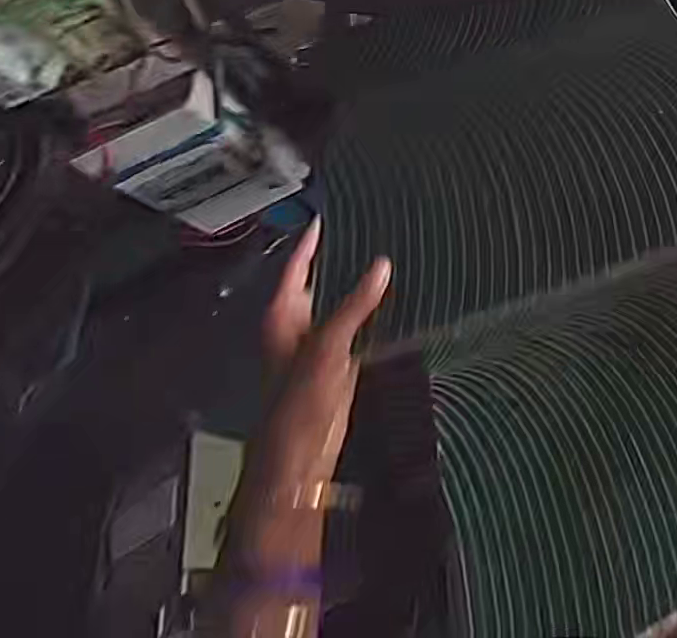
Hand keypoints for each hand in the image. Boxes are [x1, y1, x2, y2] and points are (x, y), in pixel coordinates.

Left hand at [241, 222, 390, 545]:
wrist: (300, 459)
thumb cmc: (299, 401)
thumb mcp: (327, 346)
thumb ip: (355, 304)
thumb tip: (382, 264)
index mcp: (283, 314)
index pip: (297, 265)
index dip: (310, 240)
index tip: (327, 216)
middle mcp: (299, 324)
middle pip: (320, 281)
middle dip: (341, 259)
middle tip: (368, 230)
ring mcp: (319, 344)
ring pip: (341, 304)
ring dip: (359, 287)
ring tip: (386, 258)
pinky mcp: (339, 363)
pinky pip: (357, 327)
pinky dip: (372, 313)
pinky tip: (393, 300)